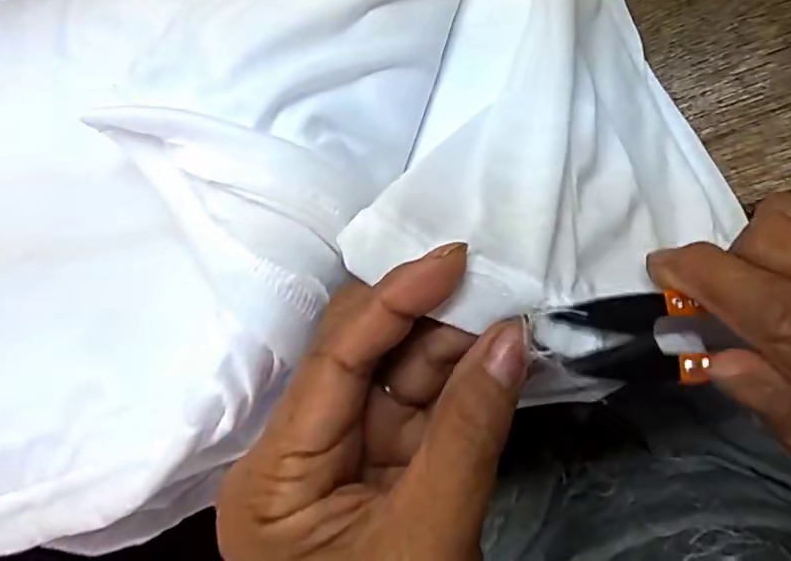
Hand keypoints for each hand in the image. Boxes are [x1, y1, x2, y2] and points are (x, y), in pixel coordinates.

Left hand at [216, 243, 526, 560]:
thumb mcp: (426, 538)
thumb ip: (469, 429)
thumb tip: (514, 332)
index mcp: (277, 473)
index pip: (335, 356)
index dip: (395, 297)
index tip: (454, 258)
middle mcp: (305, 452)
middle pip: (366, 354)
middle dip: (430, 317)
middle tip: (490, 285)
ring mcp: (350, 460)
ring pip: (403, 374)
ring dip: (456, 343)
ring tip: (507, 315)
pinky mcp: (390, 470)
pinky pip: (428, 405)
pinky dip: (466, 379)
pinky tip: (500, 354)